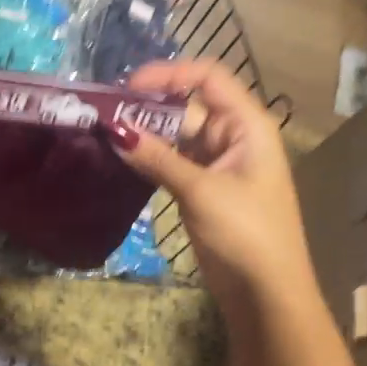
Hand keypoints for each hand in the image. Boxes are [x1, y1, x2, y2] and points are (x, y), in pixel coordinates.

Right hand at [106, 60, 311, 302]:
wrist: (265, 291)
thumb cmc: (246, 233)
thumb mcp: (200, 190)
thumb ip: (156, 157)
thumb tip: (112, 129)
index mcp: (247, 125)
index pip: (208, 77)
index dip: (168, 74)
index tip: (126, 87)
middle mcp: (232, 136)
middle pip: (185, 105)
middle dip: (145, 106)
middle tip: (101, 114)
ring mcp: (215, 163)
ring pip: (174, 134)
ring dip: (142, 133)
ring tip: (101, 133)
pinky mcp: (200, 187)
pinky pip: (170, 160)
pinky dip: (146, 157)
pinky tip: (117, 159)